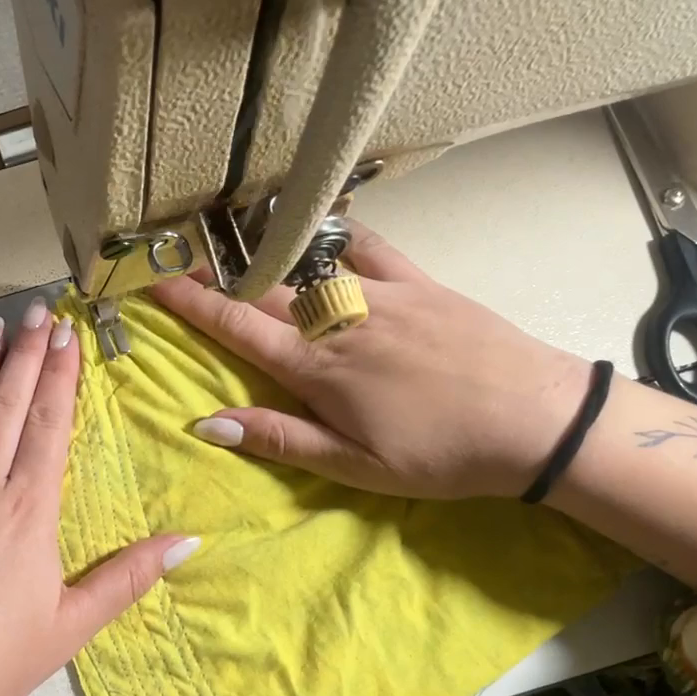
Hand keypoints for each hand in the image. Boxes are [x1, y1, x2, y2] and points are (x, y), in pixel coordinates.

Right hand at [151, 223, 592, 498]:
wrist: (539, 421)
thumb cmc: (441, 454)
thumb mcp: (355, 465)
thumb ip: (280, 438)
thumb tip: (208, 423)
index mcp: (318, 368)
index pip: (239, 327)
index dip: (193, 304)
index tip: (157, 282)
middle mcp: (340, 320)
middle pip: (264, 289)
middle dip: (217, 274)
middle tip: (182, 257)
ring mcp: (381, 295)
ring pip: (308, 263)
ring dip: (264, 253)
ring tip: (235, 244)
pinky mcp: (421, 283)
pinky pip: (369, 246)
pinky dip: (337, 234)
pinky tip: (320, 229)